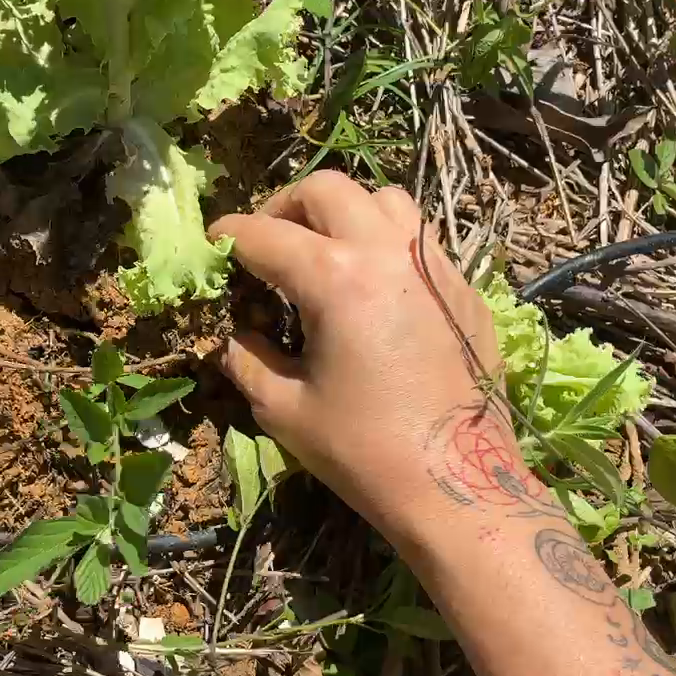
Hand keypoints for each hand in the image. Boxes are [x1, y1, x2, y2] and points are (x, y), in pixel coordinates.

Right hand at [210, 171, 522, 537]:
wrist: (459, 486)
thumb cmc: (362, 450)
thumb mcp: (282, 408)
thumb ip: (246, 358)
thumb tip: (235, 335)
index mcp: (335, 279)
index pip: (264, 235)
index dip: (227, 235)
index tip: (211, 243)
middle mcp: (388, 254)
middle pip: (327, 189)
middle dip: (284, 207)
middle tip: (267, 243)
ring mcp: (434, 266)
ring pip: (383, 199)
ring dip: (342, 213)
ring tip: (323, 251)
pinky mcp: (464, 288)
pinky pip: (418, 238)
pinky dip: (383, 242)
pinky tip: (372, 288)